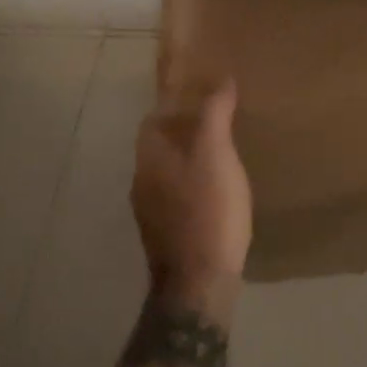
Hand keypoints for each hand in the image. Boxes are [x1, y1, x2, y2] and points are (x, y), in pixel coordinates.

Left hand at [132, 80, 252, 316]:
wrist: (197, 287)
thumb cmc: (207, 211)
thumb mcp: (215, 154)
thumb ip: (214, 113)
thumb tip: (220, 79)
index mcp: (150, 156)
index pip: (155, 115)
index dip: (175, 98)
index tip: (201, 86)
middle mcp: (142, 180)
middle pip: (160, 142)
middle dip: (184, 126)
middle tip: (219, 114)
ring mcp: (152, 211)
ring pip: (169, 169)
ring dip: (190, 155)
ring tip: (223, 148)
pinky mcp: (166, 234)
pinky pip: (178, 193)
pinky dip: (195, 181)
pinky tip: (219, 187)